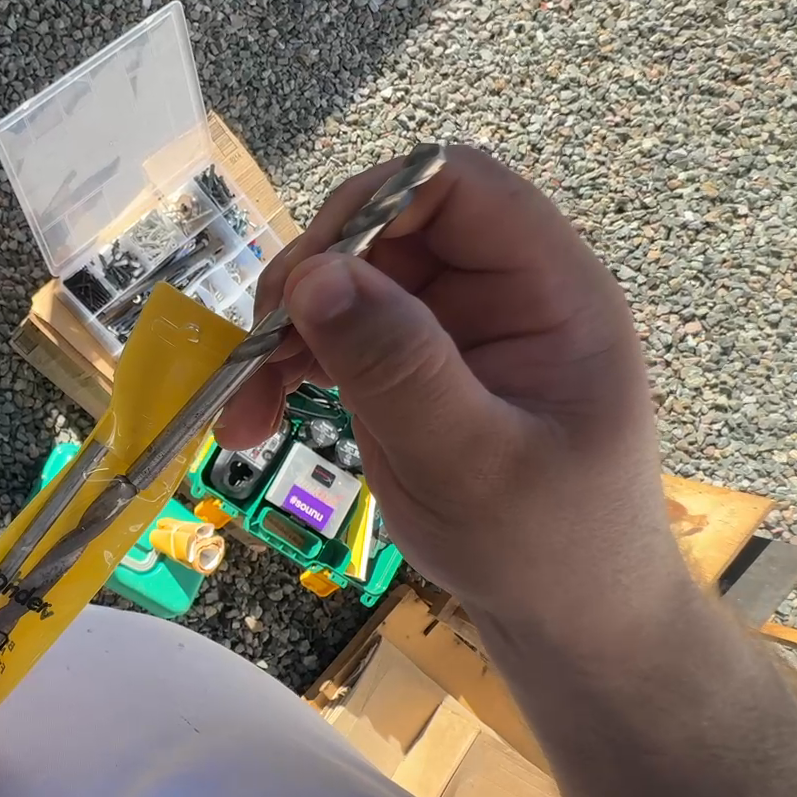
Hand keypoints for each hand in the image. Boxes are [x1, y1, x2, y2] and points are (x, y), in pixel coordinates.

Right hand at [216, 146, 685, 618]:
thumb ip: (397, 365)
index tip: (307, 279)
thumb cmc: (541, 542)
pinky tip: (254, 418)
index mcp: (542, 288)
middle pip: (372, 234)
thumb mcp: (470, 458)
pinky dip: (276, 371)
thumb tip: (313, 275)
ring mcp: (434, 328)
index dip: (373, 205)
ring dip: (275, 339)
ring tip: (244, 409)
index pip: (456, 187)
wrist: (552, 609)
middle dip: (302, 289)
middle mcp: (484, 292)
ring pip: (331, 287)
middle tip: (257, 357)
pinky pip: (319, 337)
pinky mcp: (393, 363)